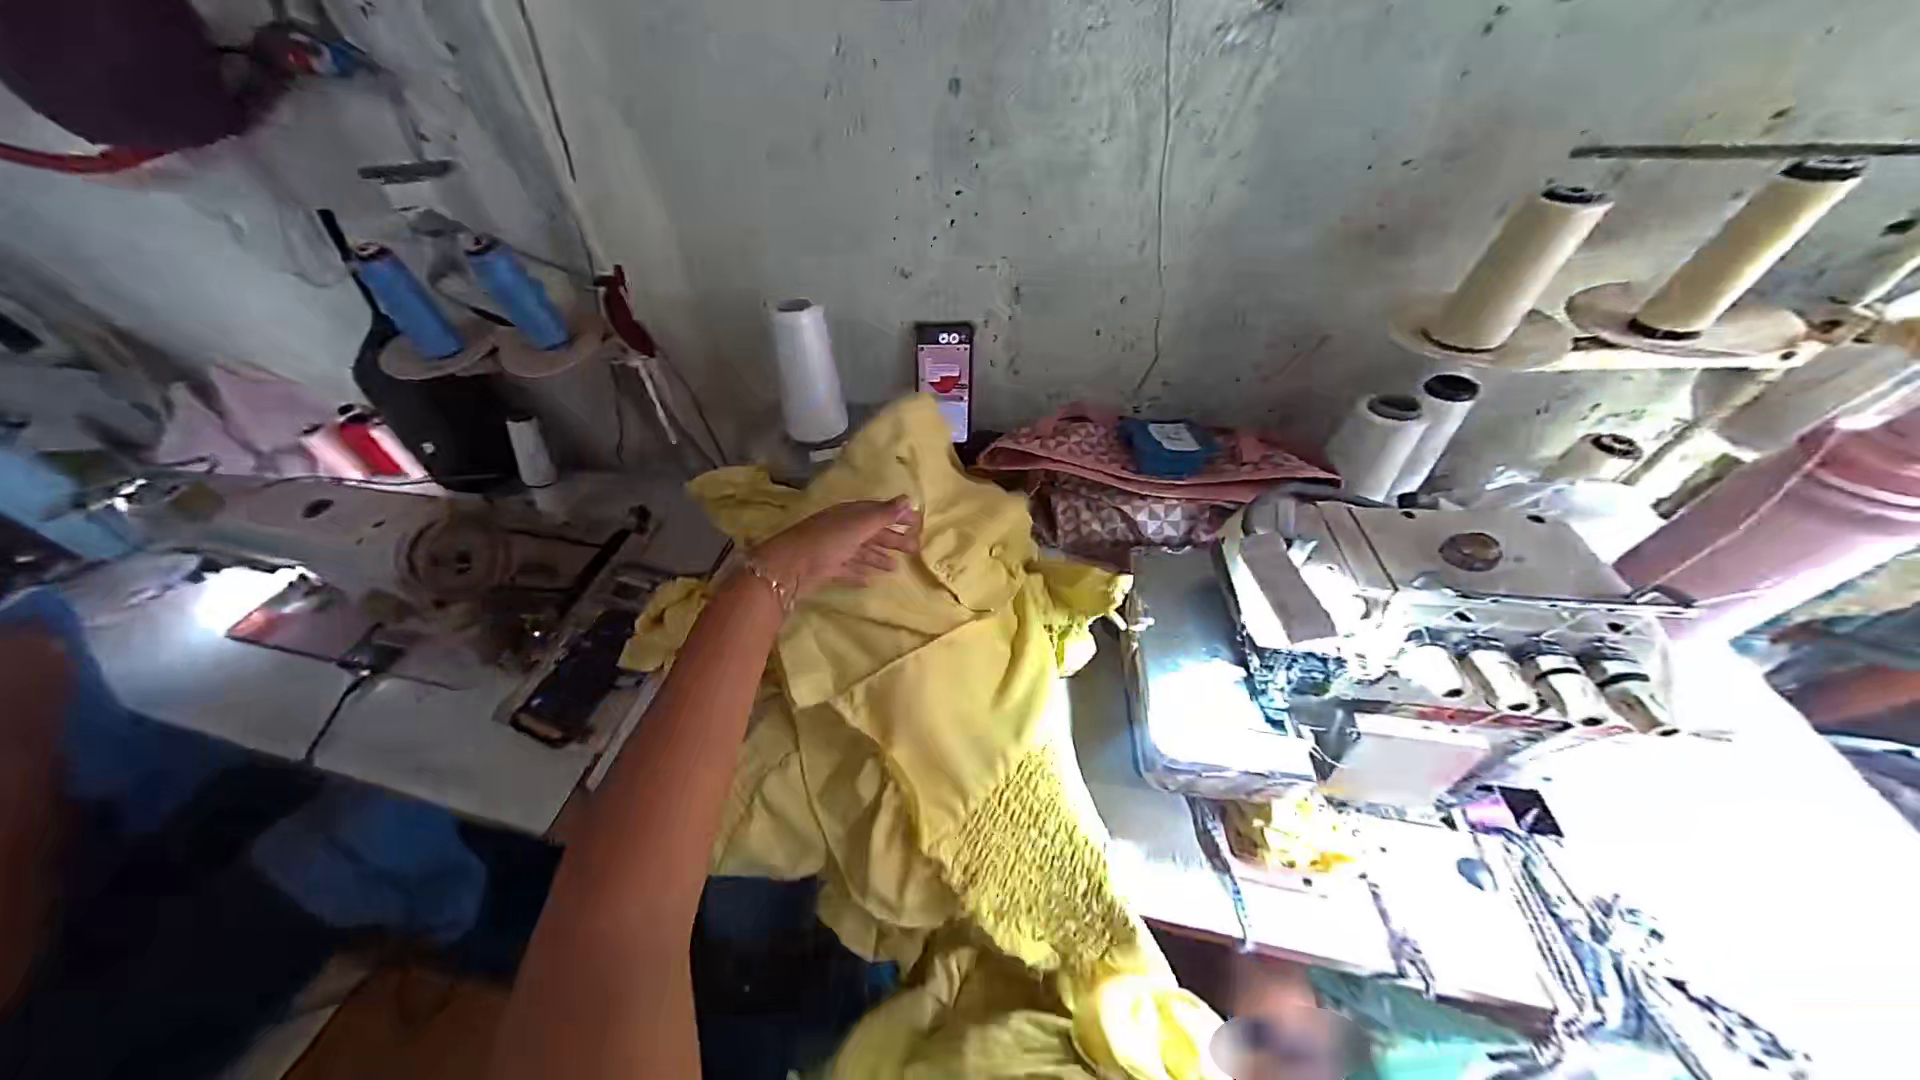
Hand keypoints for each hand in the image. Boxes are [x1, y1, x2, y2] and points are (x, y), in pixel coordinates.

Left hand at [752, 496, 919, 597]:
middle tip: (914, 549)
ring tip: (896, 567)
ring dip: (879, 557)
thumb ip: (884, 514)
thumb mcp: (860, 525)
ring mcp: (834, 549)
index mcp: (851, 514)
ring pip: (862, 551)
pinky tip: (870, 580)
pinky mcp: (827, 568)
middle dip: (893, 538)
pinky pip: (848, 569)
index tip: (918, 524)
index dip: (898, 516)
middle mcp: (843, 529)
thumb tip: (908, 498)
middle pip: (873, 532)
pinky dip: (860, 573)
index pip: (879, 511)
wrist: (791, 566)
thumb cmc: (828, 541)